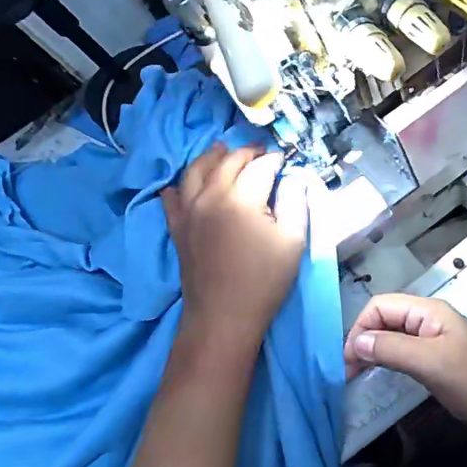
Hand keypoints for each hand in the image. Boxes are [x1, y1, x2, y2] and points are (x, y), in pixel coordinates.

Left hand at [163, 143, 308, 350]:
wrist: (223, 317)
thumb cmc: (264, 281)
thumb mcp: (292, 242)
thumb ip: (294, 203)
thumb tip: (292, 180)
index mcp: (240, 198)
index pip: (259, 167)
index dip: (274, 161)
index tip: (284, 161)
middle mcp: (209, 196)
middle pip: (226, 162)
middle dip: (246, 153)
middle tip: (261, 154)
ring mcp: (188, 211)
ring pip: (195, 171)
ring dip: (211, 157)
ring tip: (221, 149)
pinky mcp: (177, 227)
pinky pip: (172, 196)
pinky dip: (180, 184)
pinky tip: (186, 182)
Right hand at [344, 294, 466, 443]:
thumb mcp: (432, 364)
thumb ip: (392, 349)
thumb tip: (355, 343)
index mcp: (429, 312)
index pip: (380, 306)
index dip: (359, 328)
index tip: (347, 362)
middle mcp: (428, 320)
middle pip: (384, 319)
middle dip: (362, 339)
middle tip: (348, 373)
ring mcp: (433, 341)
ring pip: (391, 337)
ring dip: (372, 351)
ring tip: (356, 376)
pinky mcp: (436, 361)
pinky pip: (403, 354)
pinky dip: (386, 362)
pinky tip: (378, 378)